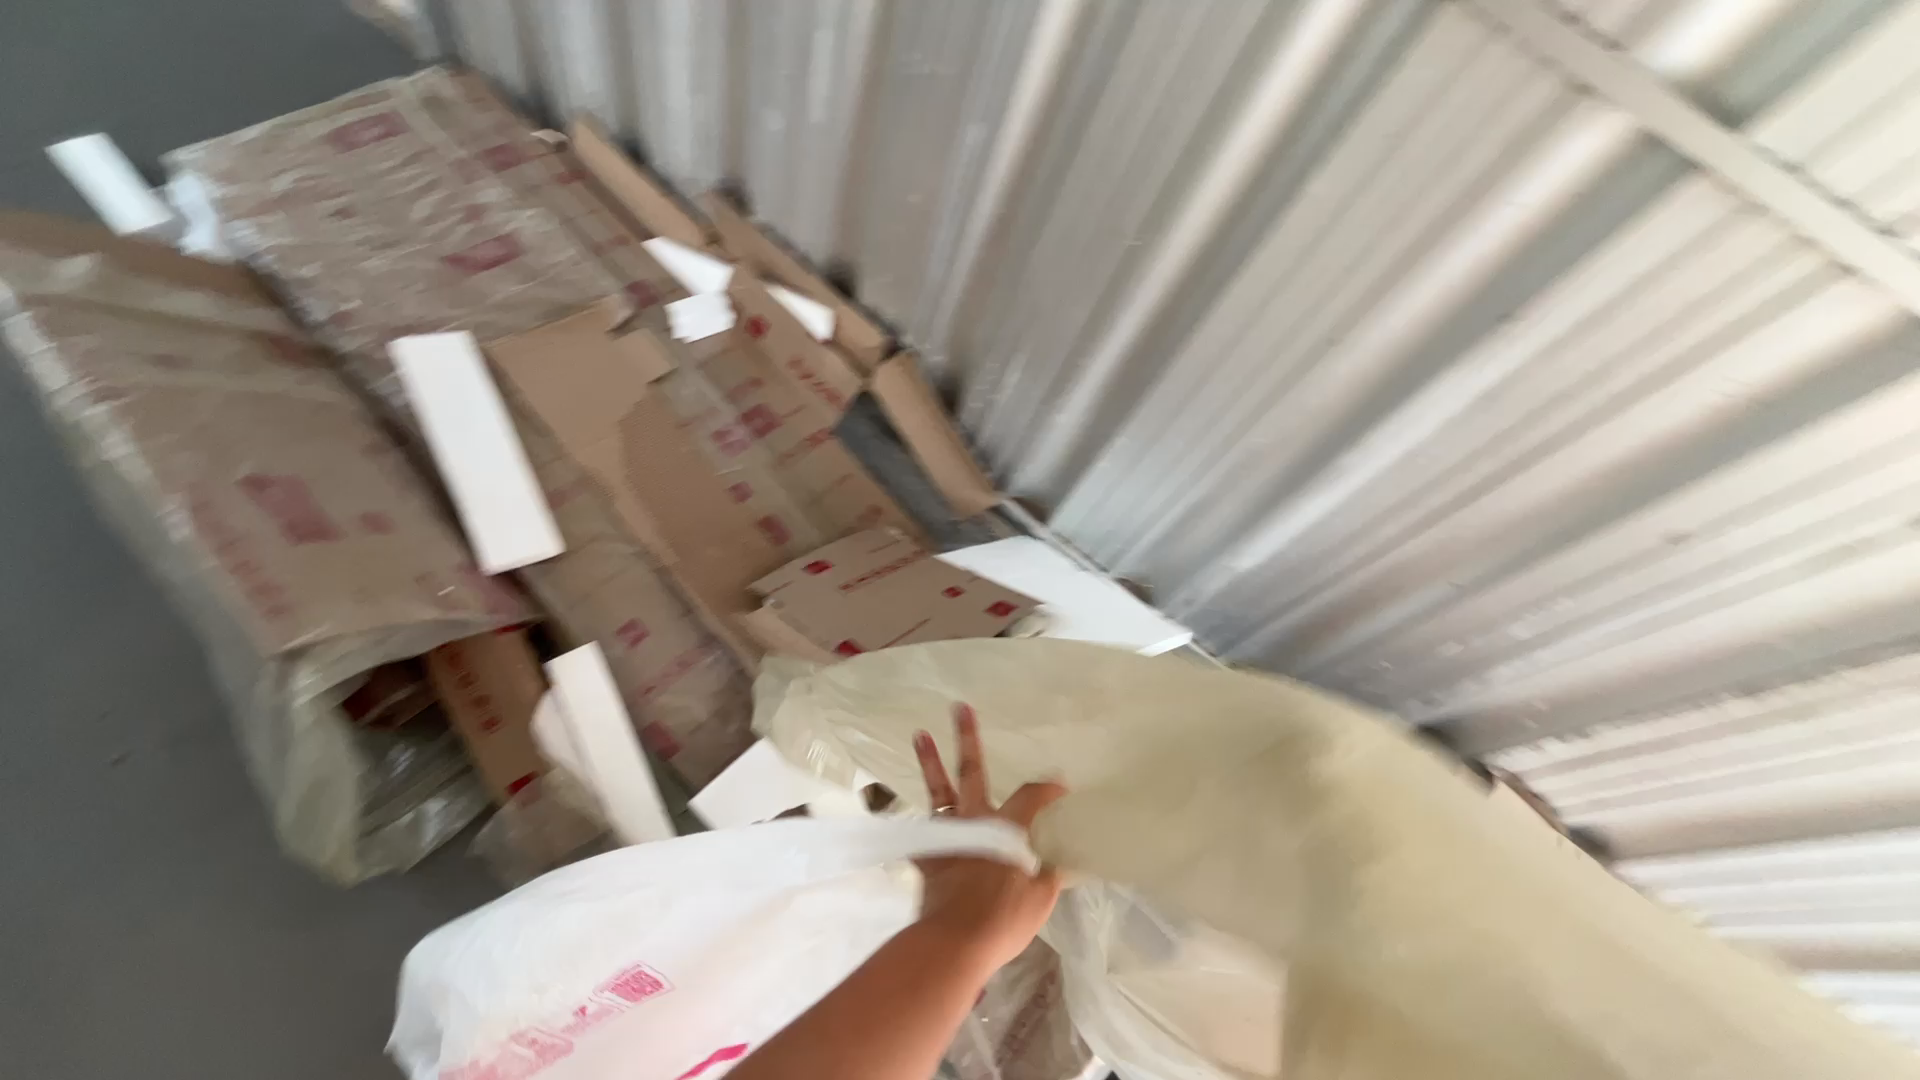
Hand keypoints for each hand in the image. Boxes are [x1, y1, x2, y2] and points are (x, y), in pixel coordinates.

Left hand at [910, 703, 1065, 973]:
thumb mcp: (1041, 899)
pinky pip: (920, 836)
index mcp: (1006, 827)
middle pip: (973, 772)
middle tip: (959, 707)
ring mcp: (946, 837)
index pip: (1031, 795)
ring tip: (920, 734)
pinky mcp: (927, 858)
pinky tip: (906, 816)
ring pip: (938, 792)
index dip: (1047, 787)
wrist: (955, 942)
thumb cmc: (1004, 919)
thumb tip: (1059, 863)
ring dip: (929, 763)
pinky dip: (917, 826)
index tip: (1061, 785)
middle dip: (968, 738)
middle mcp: (974, 821)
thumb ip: (1049, 876)